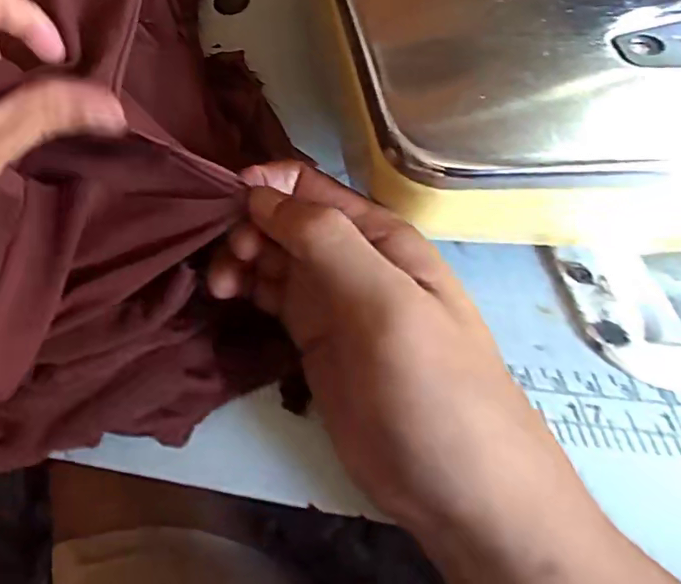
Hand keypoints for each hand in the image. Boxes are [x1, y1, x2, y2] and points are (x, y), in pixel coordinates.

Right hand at [207, 162, 673, 583]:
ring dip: (239, 257)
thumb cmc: (432, 386)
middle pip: (283, 217)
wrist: (460, 495)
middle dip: (248, 224)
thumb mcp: (384, 302)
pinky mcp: (312, 334)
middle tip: (230, 260)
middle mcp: (350, 257)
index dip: (265, 185)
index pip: (308, 185)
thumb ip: (325, 239)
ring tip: (220, 285)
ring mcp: (330, 297)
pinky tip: (225, 295)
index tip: (227, 202)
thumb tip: (259, 192)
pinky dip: (243, 286)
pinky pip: (269, 292)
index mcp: (376, 235)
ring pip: (271, 253)